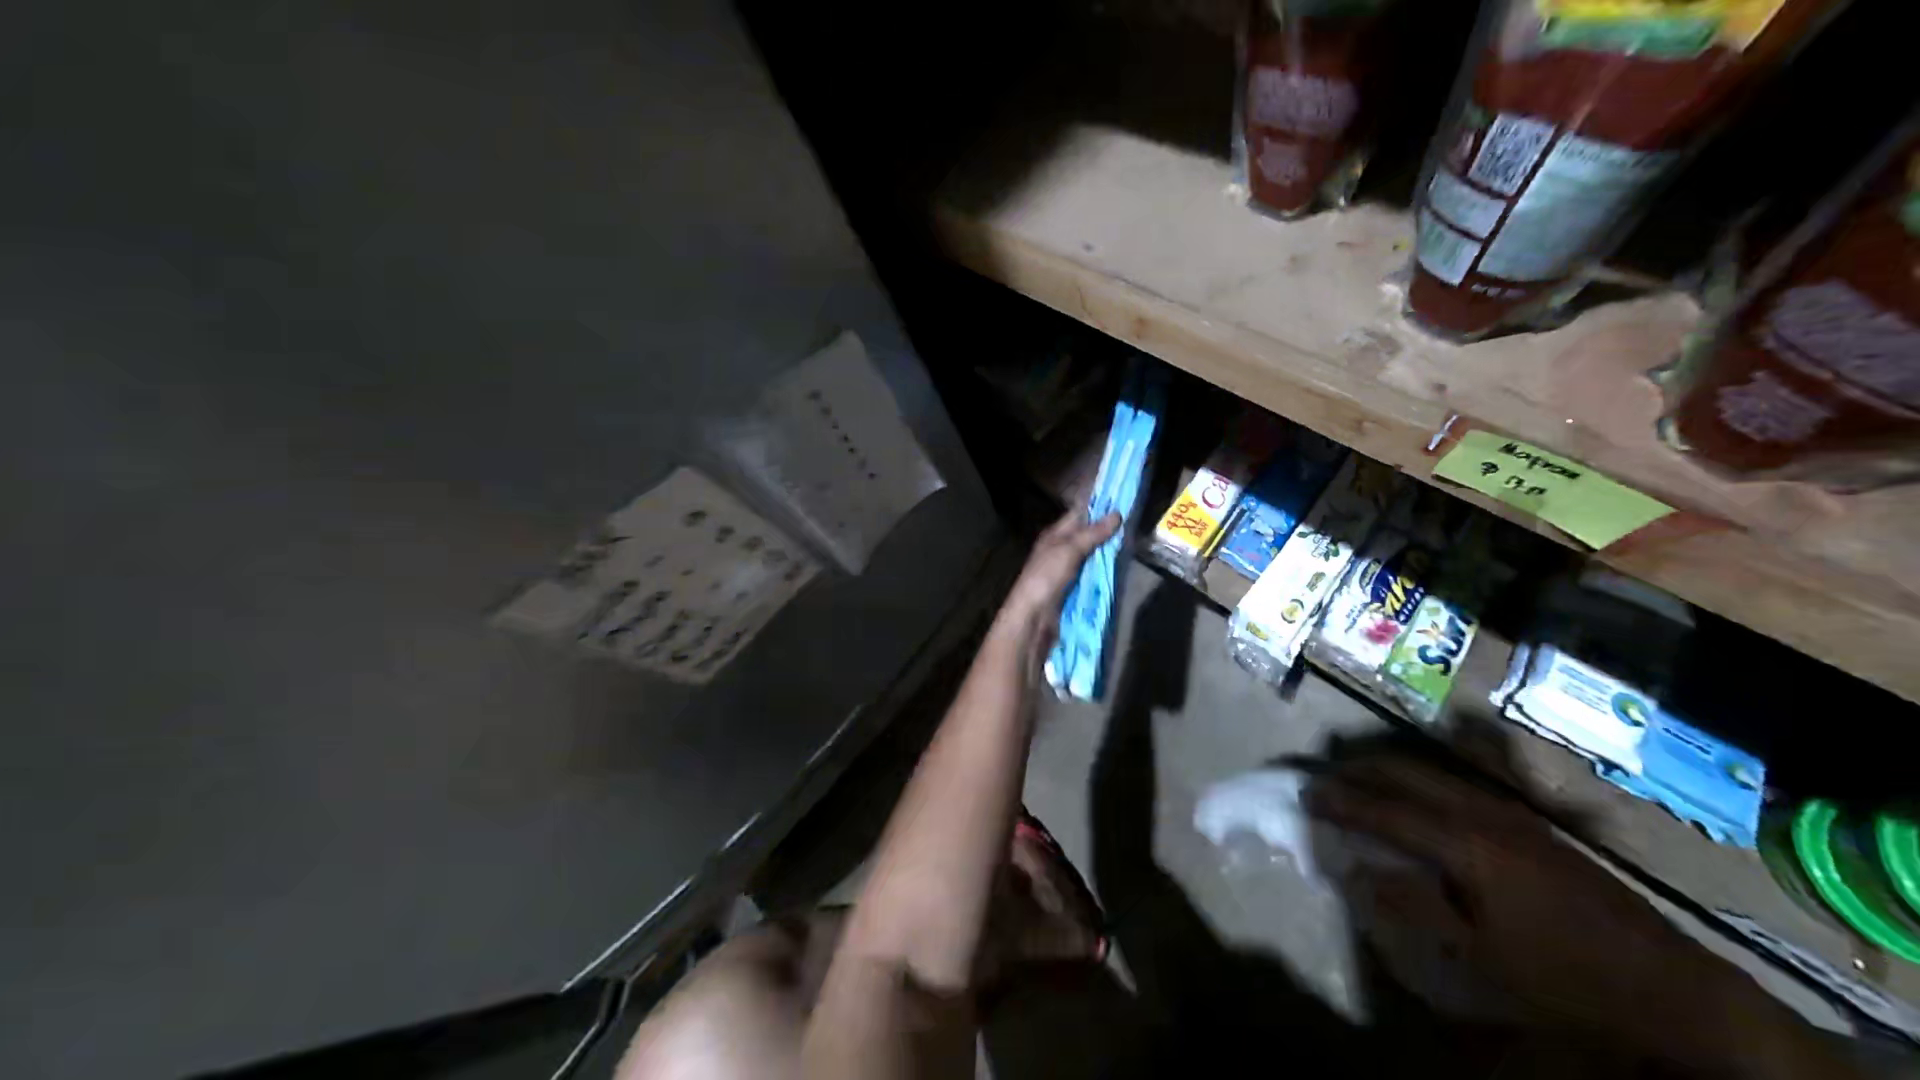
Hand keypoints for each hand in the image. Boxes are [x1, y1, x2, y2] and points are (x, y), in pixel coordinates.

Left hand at [991, 511, 1120, 670]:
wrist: (1033, 618)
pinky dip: (1104, 569)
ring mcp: (1066, 570)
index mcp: (1054, 535)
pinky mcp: (1072, 589)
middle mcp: (1059, 549)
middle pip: (1087, 535)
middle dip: (1108, 530)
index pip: (1079, 513)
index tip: (1123, 499)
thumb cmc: (1046, 578)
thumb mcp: (1069, 550)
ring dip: (1108, 550)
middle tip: (1136, 522)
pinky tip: (1121, 567)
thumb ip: (1092, 533)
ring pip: (1092, 554)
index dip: (1098, 506)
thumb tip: (1117, 514)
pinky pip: (1092, 573)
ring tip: (1134, 541)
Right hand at [1307, 757, 1819, 1072]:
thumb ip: (1411, 906)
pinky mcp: (1530, 822)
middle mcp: (1483, 813)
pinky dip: (1420, 780)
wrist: (1670, 986)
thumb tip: (1358, 869)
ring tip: (1357, 777)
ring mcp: (1511, 812)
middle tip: (1322, 777)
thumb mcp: (1479, 956)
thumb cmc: (1563, 976)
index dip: (1340, 800)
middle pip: (1406, 773)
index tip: (1303, 794)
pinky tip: (1416, 794)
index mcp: (1465, 843)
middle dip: (1358, 770)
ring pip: (1432, 771)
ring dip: (1388, 770)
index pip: (1384, 809)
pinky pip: (1457, 783)